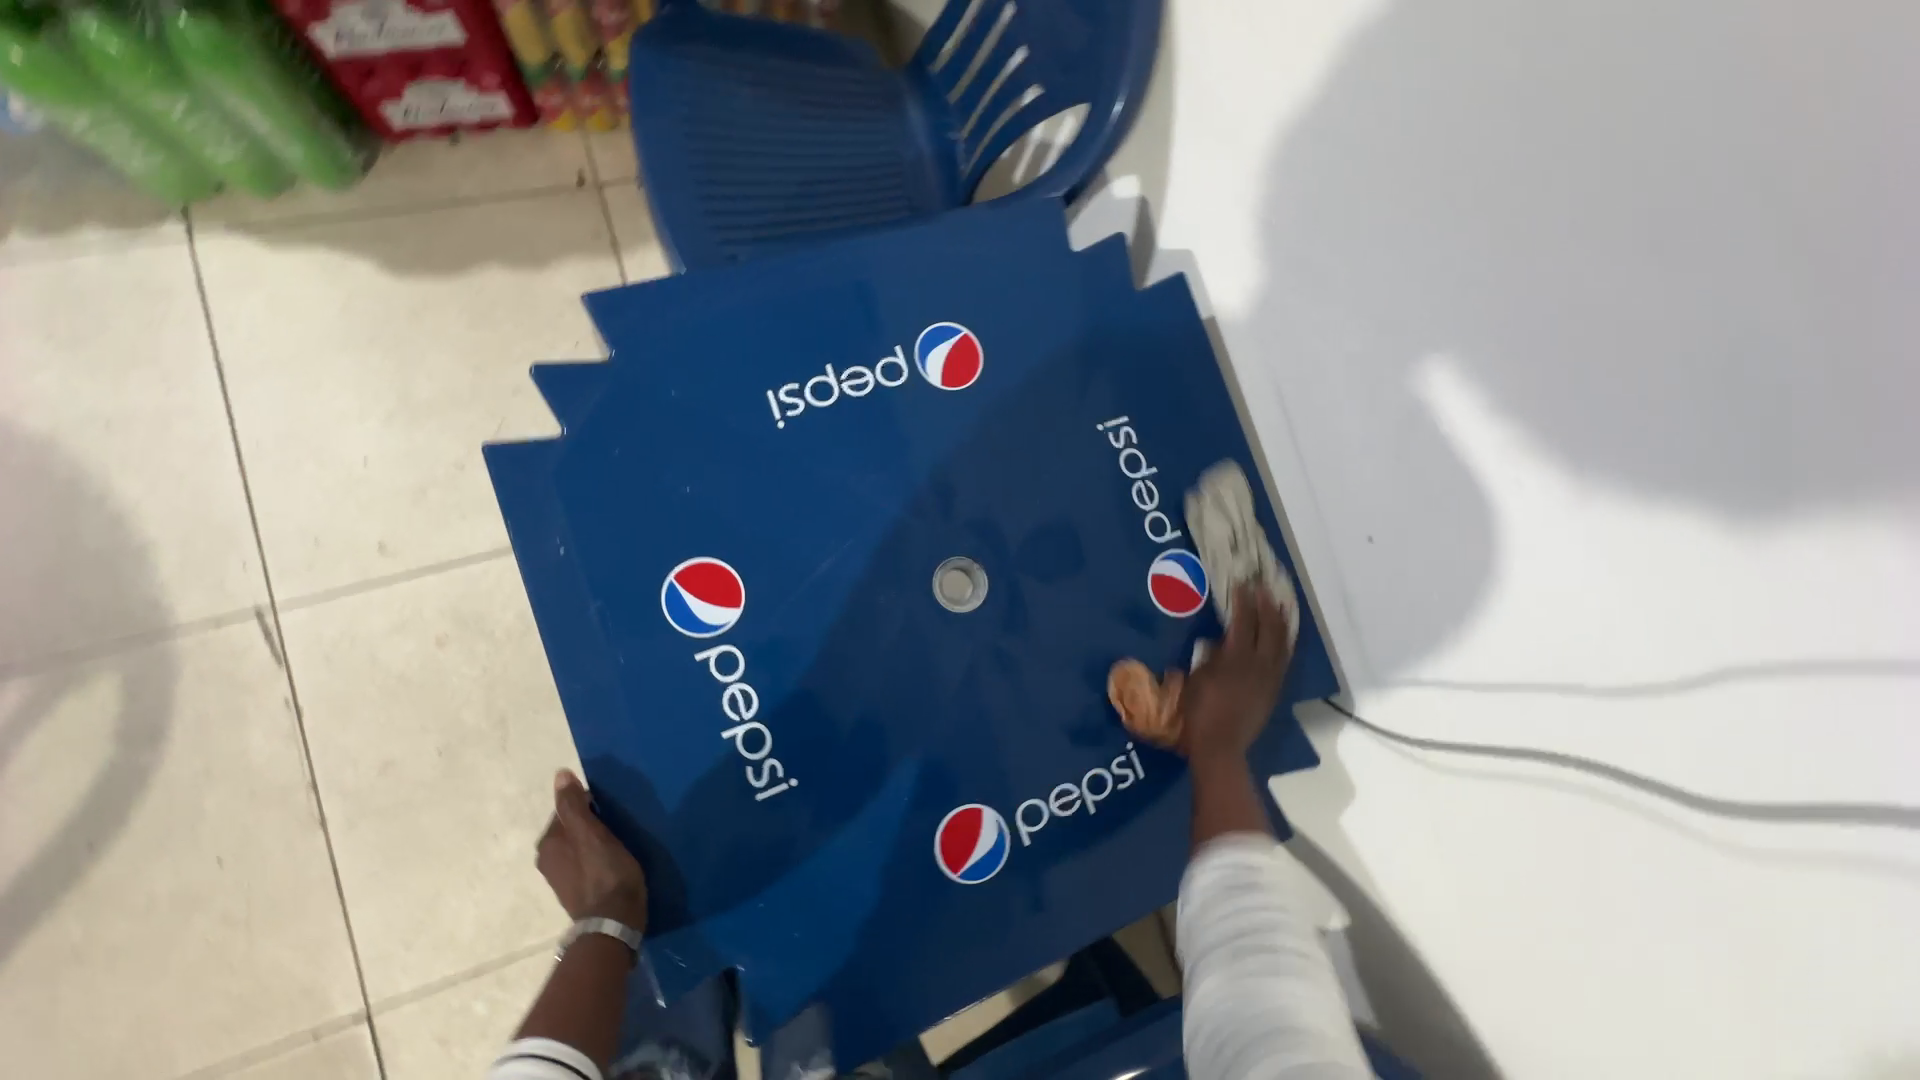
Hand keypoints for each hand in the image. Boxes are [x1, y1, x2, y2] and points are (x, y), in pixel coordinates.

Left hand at [536, 770, 647, 931]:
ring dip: (595, 839)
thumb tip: (560, 775)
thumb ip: (574, 805)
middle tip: (617, 822)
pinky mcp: (577, 891)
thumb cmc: (605, 872)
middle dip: (591, 822)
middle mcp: (548, 860)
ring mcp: (561, 878)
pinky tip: (614, 860)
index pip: (566, 810)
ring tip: (619, 839)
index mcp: (548, 844)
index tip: (610, 808)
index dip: (589, 804)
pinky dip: (597, 856)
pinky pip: (586, 862)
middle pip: (572, 828)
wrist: (614, 920)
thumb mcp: (591, 833)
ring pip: (579, 845)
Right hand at [1173, 585, 1292, 763]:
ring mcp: (1270, 677)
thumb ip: (1210, 657)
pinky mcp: (1274, 689)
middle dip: (1266, 605)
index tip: (1242, 583)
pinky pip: (1284, 659)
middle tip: (1262, 587)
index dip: (1243, 600)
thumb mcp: (1197, 678)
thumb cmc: (1199, 711)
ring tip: (1278, 605)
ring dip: (1280, 621)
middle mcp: (1259, 664)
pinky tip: (1282, 636)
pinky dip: (1284, 642)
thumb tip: (1218, 642)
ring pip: (1282, 642)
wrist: (1220, 746)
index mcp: (1236, 658)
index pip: (1243, 621)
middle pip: (1269, 627)